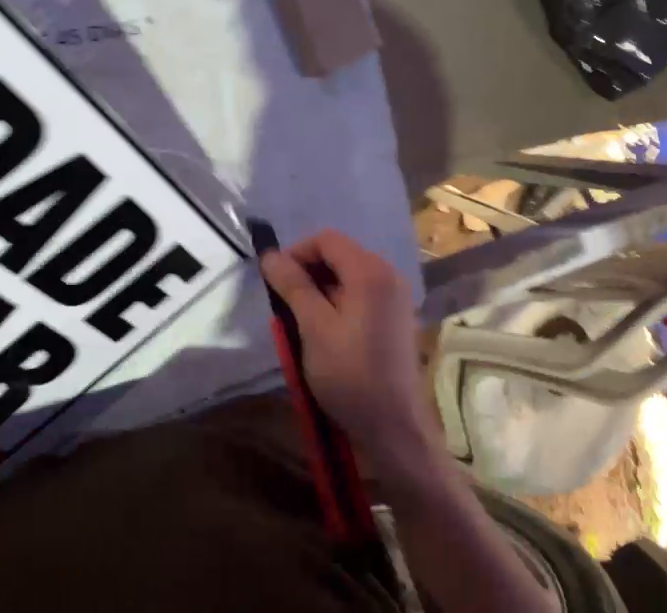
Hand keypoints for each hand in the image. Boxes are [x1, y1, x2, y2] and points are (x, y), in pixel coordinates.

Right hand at [260, 230, 439, 475]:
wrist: (394, 427)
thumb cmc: (350, 374)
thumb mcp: (313, 328)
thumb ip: (293, 286)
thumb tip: (271, 255)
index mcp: (371, 271)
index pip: (327, 239)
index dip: (297, 252)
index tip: (276, 280)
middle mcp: (388, 275)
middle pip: (340, 255)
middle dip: (308, 273)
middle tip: (286, 305)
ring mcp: (396, 298)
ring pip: (348, 277)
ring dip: (321, 291)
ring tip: (302, 322)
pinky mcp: (396, 318)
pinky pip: (361, 295)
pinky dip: (338, 304)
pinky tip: (325, 333)